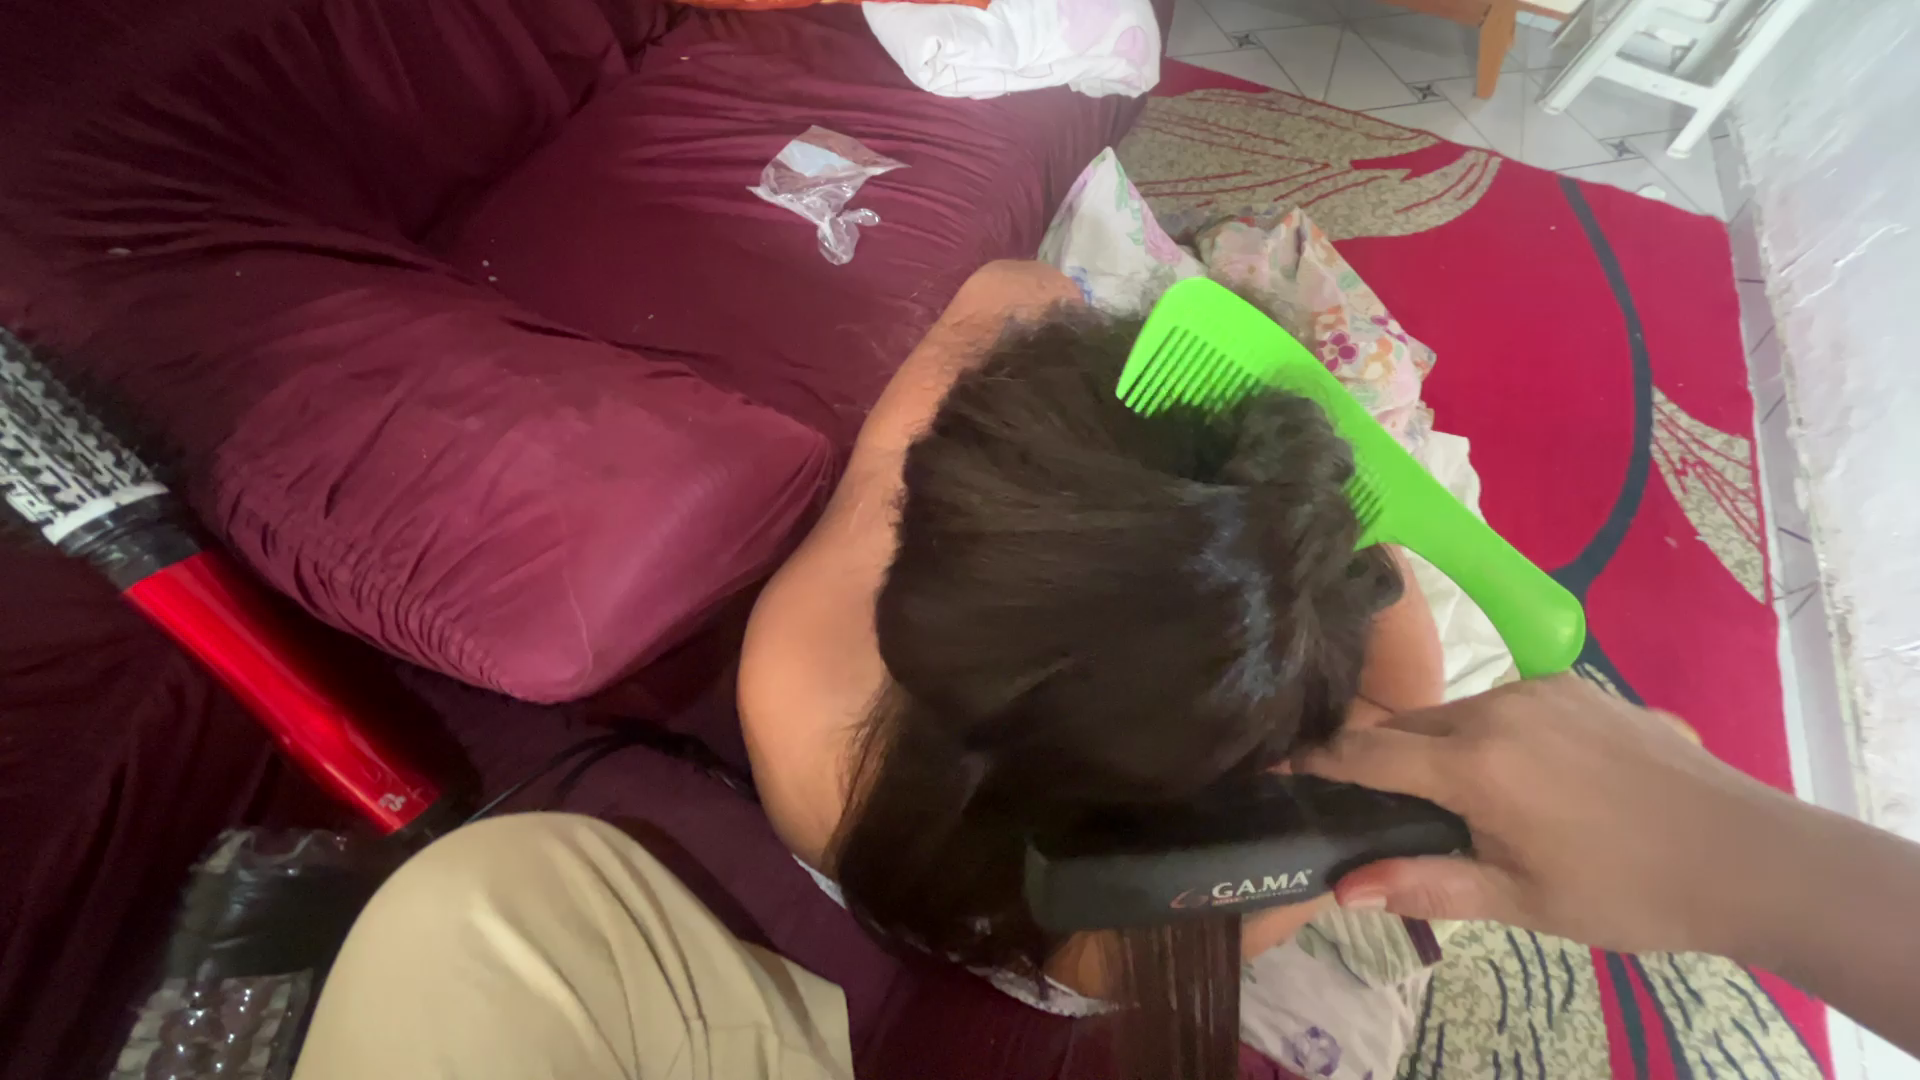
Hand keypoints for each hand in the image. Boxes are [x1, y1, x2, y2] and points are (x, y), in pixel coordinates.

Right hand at [1302, 675, 1796, 955]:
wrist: (1760, 859)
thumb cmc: (1630, 892)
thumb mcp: (1524, 902)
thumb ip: (1426, 885)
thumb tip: (1342, 888)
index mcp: (1476, 766)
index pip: (1365, 754)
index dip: (1317, 760)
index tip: (1280, 764)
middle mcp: (1493, 710)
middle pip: (1405, 729)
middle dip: (1386, 761)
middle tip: (1399, 807)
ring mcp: (1534, 689)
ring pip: (1450, 713)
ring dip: (1440, 747)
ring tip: (1477, 796)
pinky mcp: (1569, 682)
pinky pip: (1499, 703)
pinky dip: (1489, 731)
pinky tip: (1532, 770)